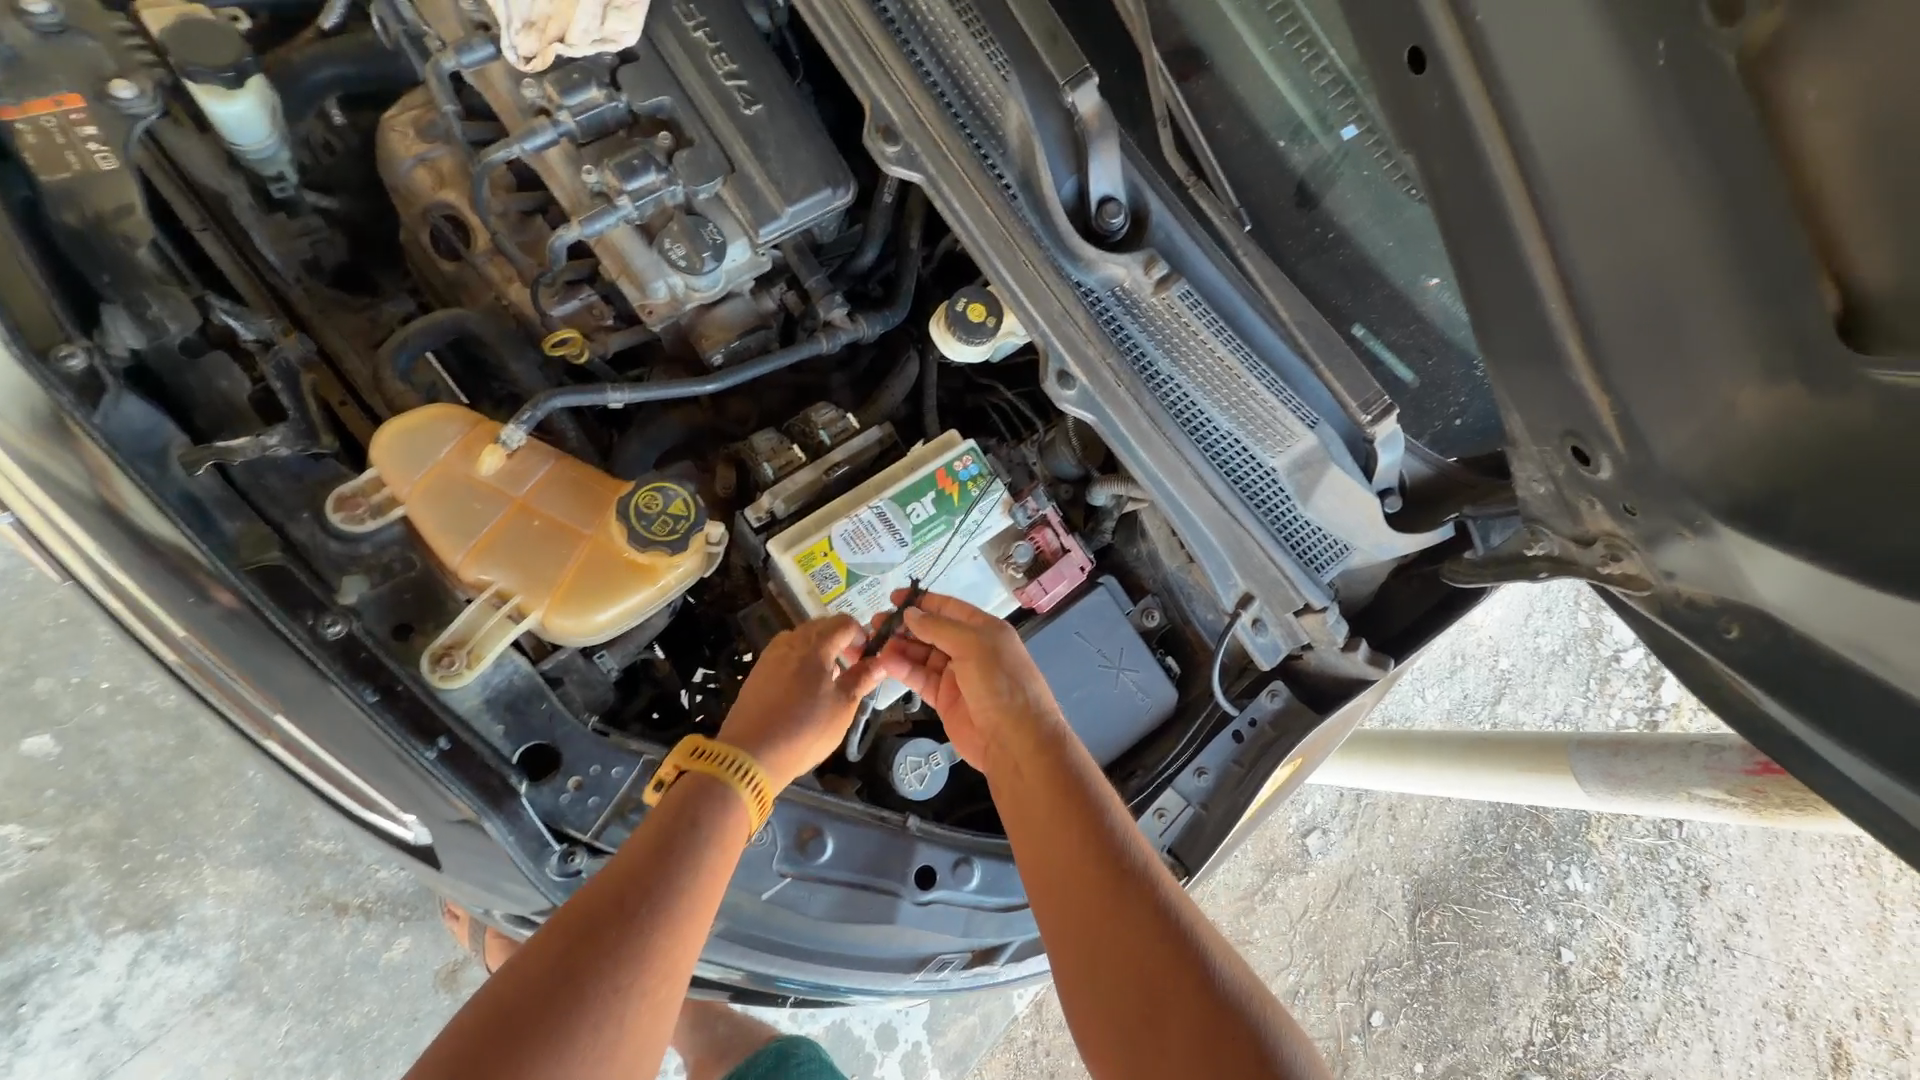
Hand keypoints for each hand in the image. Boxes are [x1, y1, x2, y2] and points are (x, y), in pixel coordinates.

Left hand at [720, 615, 886, 788]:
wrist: (749, 755)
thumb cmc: (804, 730)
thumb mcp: (842, 707)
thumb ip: (862, 679)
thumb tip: (879, 662)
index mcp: (815, 646)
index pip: (844, 623)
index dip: (860, 635)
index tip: (868, 656)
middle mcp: (790, 642)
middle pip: (820, 627)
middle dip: (839, 639)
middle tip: (852, 665)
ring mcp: (769, 656)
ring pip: (800, 639)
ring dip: (819, 649)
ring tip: (828, 677)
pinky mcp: (757, 673)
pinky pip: (784, 654)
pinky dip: (800, 660)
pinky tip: (803, 687)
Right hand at [868, 591, 1066, 779]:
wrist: (1015, 741)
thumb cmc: (1000, 683)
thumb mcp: (973, 645)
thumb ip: (939, 627)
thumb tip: (909, 613)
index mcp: (984, 629)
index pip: (949, 608)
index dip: (922, 601)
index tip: (893, 598)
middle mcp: (970, 649)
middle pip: (932, 631)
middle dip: (905, 625)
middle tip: (876, 623)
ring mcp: (956, 675)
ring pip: (922, 655)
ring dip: (900, 647)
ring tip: (874, 642)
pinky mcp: (944, 699)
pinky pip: (920, 678)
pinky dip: (903, 669)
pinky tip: (885, 662)